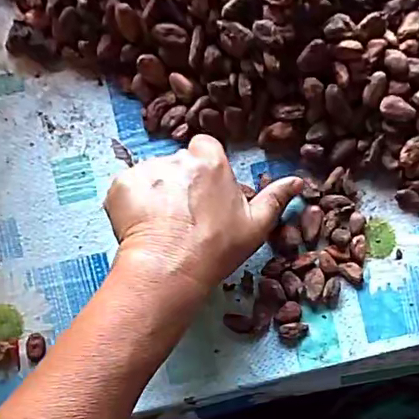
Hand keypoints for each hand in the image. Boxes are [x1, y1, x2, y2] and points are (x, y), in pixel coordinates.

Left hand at [104, 134, 305, 304]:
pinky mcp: (120, 186)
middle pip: (178, 164)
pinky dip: (133, 206)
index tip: (205, 196)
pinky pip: (128, 190)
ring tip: (163, 227)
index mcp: (210, 160)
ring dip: (156, 195)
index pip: (205, 150)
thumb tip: (298, 181)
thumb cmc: (216, 248)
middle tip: (185, 219)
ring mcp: (145, 170)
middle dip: (180, 185)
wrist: (170, 268)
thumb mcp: (256, 225)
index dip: (205, 172)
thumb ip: (276, 197)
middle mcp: (176, 157)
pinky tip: (144, 227)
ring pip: (152, 177)